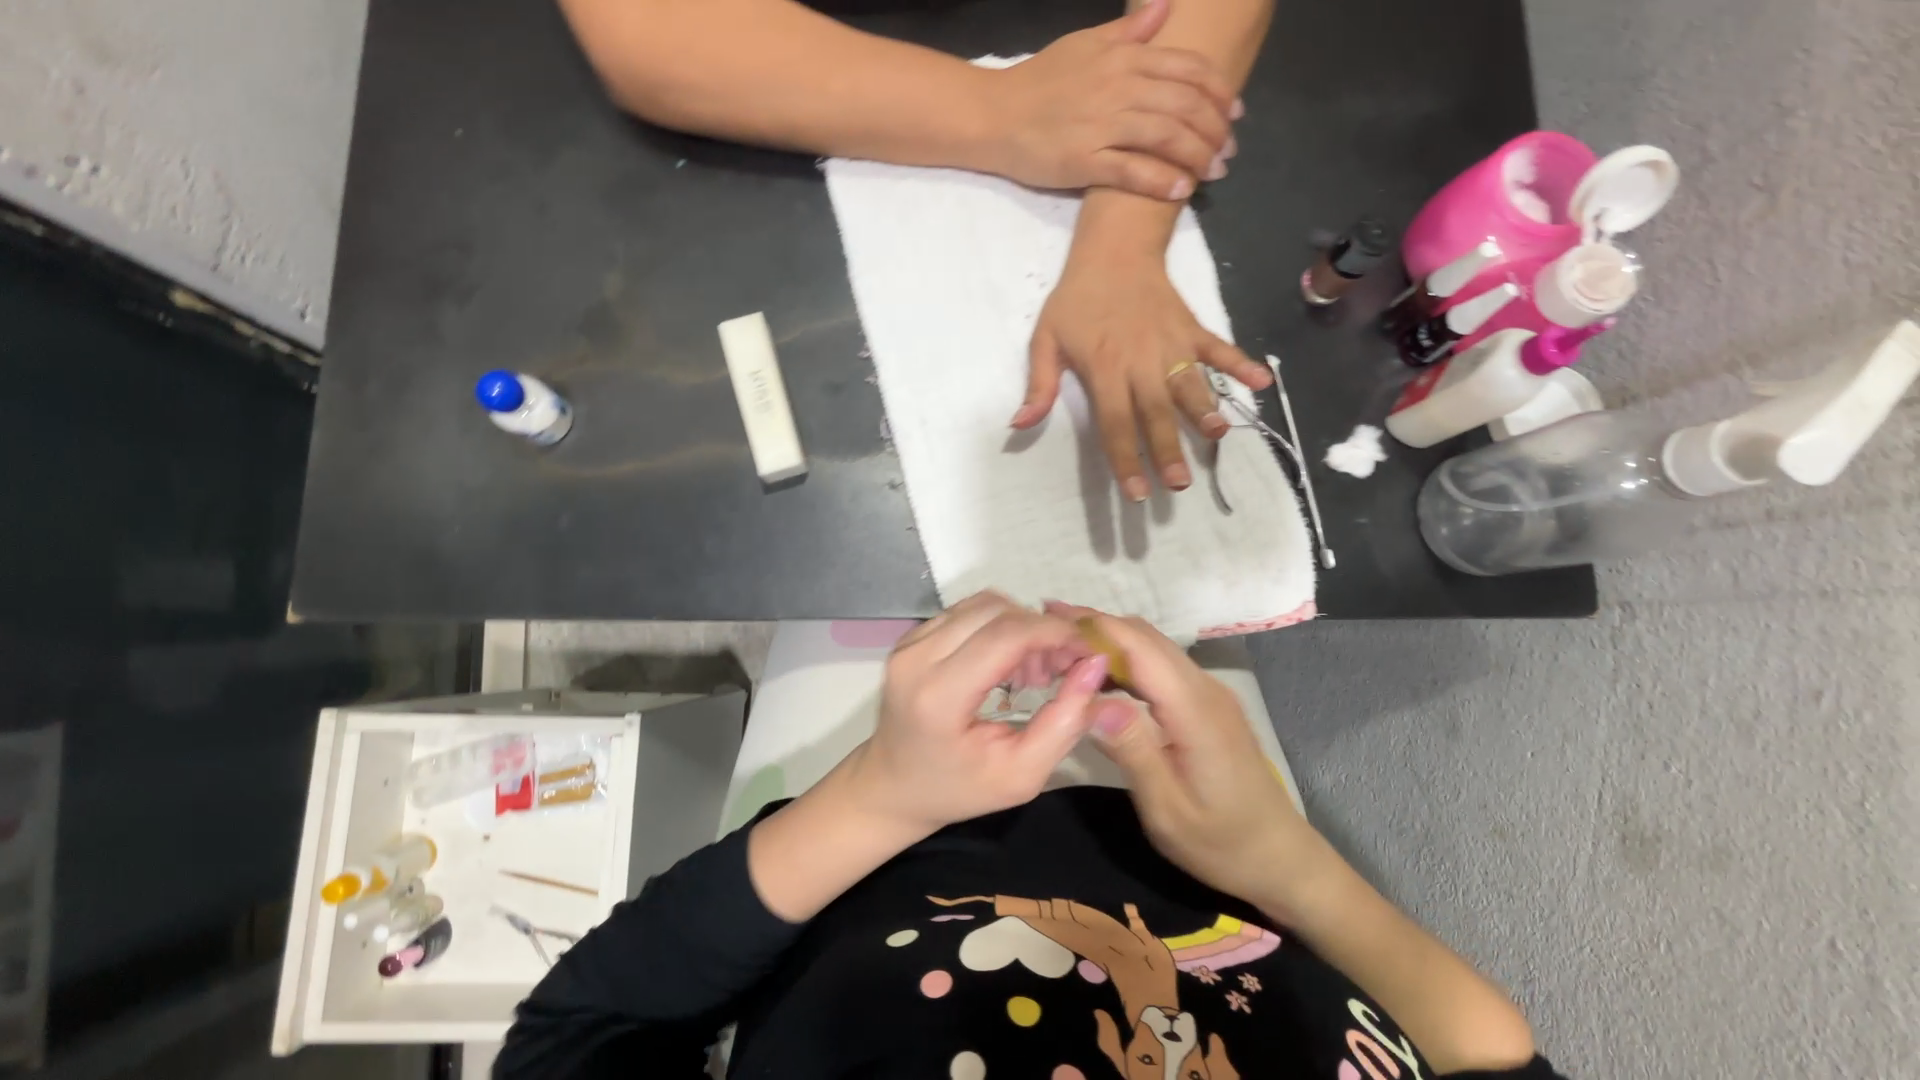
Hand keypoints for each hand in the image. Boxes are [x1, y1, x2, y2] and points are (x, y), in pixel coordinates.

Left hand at [844, 592, 1108, 834]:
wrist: (893, 787)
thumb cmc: (959, 789)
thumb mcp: (1022, 775)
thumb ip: (1064, 723)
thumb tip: (1094, 666)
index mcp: (939, 696)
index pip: (1006, 635)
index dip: (1055, 634)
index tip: (1086, 652)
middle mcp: (917, 658)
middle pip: (997, 611)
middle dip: (1041, 630)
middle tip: (1060, 668)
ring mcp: (909, 643)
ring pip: (983, 604)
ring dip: (1021, 626)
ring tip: (1034, 670)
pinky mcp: (911, 637)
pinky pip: (966, 612)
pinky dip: (999, 627)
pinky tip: (1008, 664)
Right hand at [978, 0, 1240, 200]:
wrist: (994, 116)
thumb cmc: (1039, 82)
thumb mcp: (1083, 44)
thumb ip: (1127, 32)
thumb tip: (1164, 8)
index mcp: (1122, 58)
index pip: (1186, 69)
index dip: (1218, 91)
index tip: (1234, 113)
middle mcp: (1118, 87)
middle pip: (1183, 105)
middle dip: (1214, 129)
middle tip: (1228, 151)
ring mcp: (1101, 125)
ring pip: (1165, 136)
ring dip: (1197, 155)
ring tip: (1214, 172)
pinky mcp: (1084, 160)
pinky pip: (1132, 170)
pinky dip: (1160, 180)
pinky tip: (1181, 189)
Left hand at [1016, 247, 1272, 498]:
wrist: (1113, 250)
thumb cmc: (1075, 301)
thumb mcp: (1045, 341)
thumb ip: (1038, 386)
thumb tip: (1020, 425)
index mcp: (1104, 369)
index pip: (1114, 423)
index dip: (1125, 459)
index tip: (1137, 492)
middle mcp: (1140, 362)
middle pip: (1155, 413)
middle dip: (1167, 449)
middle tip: (1178, 485)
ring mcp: (1170, 344)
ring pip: (1189, 384)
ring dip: (1205, 411)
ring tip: (1218, 437)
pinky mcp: (1191, 329)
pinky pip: (1218, 348)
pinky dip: (1240, 363)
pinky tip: (1262, 381)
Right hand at [1050, 602, 1325, 915]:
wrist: (1277, 857)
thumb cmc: (1219, 842)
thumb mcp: (1168, 811)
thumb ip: (1133, 752)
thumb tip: (1092, 701)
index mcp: (1194, 711)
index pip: (1139, 648)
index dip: (1094, 627)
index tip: (1048, 617)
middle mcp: (1205, 690)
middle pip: (1146, 638)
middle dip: (1095, 625)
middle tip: (1044, 628)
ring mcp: (1210, 694)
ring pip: (1155, 648)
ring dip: (1110, 640)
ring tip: (1061, 646)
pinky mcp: (1207, 704)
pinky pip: (1162, 666)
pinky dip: (1127, 659)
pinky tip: (1099, 675)